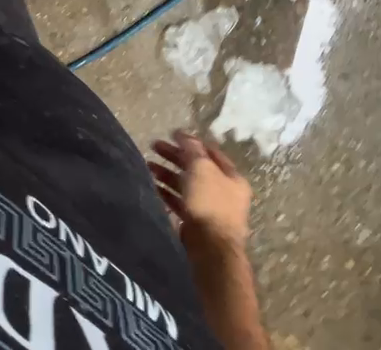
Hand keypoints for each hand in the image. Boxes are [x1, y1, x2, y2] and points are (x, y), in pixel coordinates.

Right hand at [149, 130, 251, 249]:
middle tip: (154, 146)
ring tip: (148, 165)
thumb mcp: (201, 168)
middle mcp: (224, 191)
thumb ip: (192, 149)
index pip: (210, 152)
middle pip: (196, 168)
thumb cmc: (209, 201)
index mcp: (231, 177)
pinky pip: (180, 201)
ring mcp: (211, 208)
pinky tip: (153, 185)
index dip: (191, 141)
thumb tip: (184, 135)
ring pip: (186, 184)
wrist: (211, 246)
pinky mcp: (197, 222)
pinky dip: (167, 192)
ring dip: (168, 173)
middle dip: (175, 156)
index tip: (171, 134)